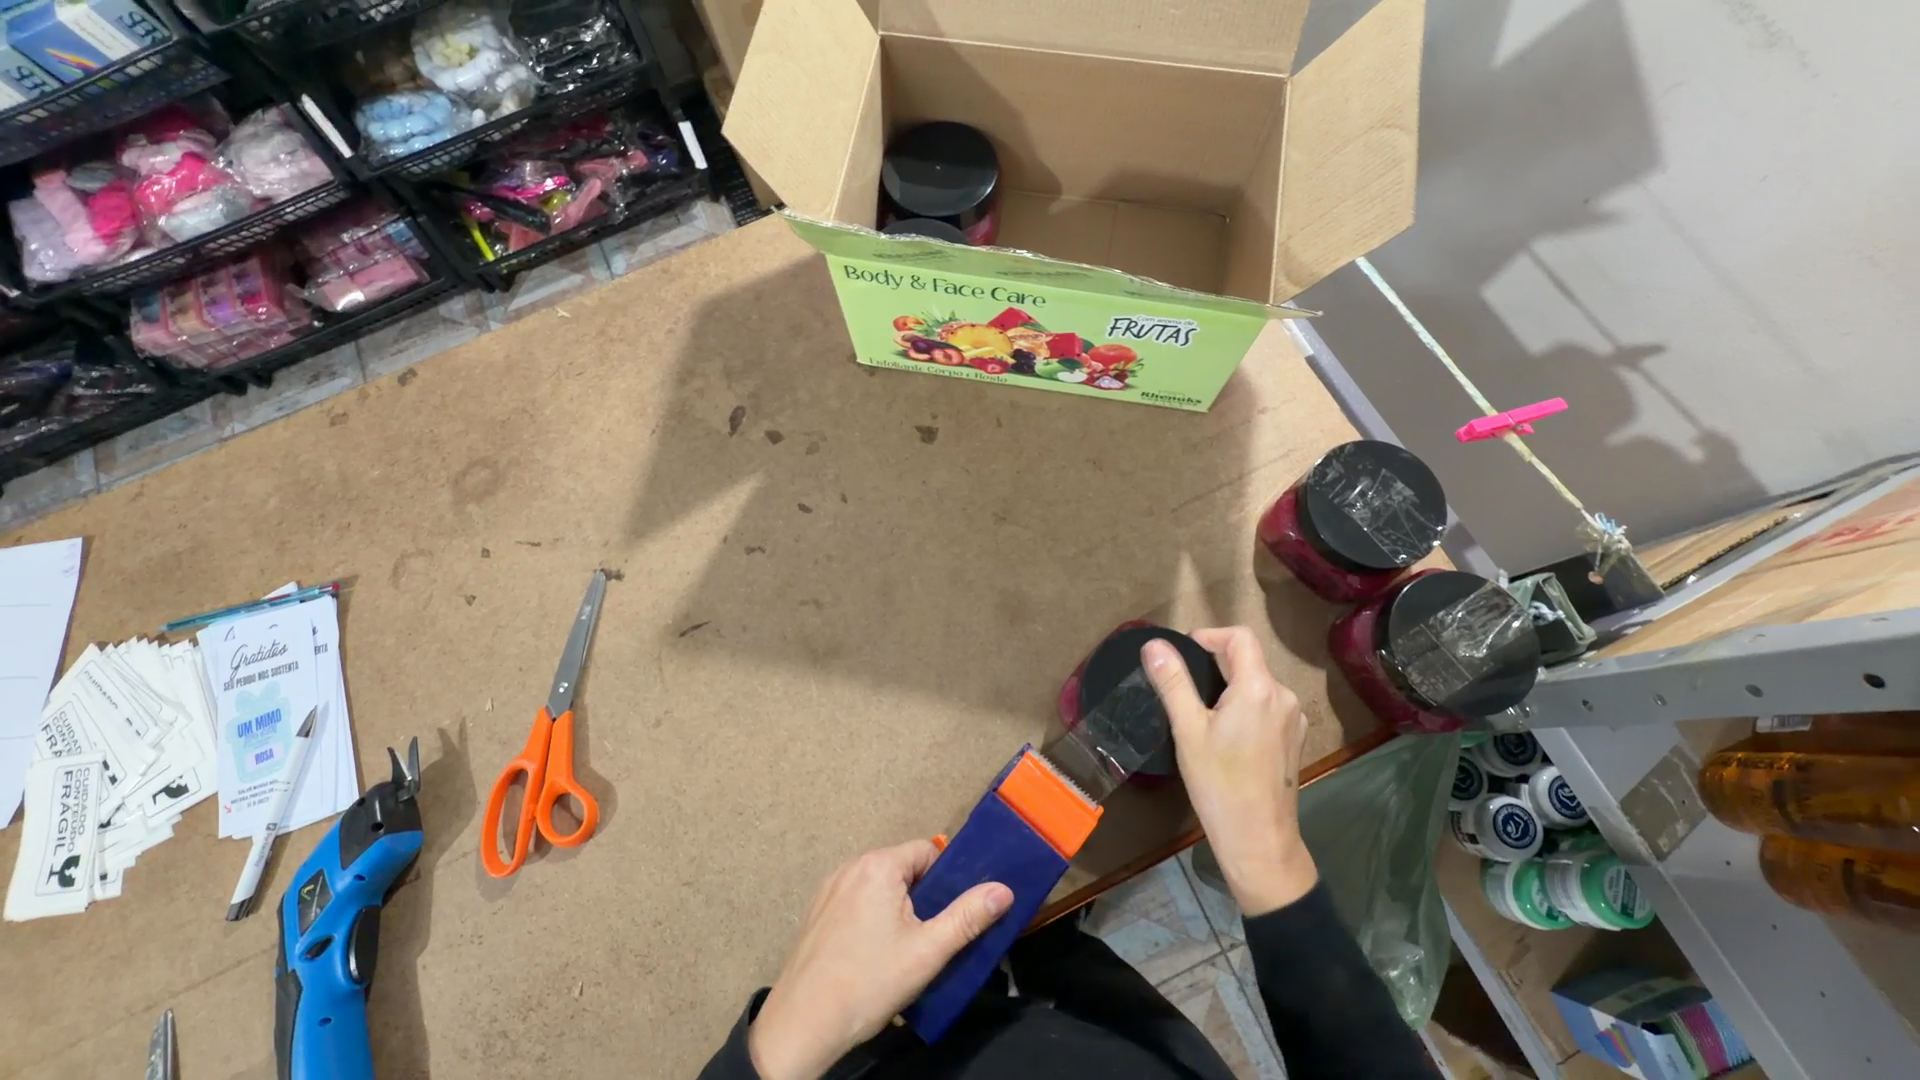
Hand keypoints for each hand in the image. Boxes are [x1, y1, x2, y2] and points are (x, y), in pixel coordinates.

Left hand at [748, 840, 1013, 1079]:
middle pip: (904, 869)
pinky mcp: (817, 913)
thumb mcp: (928, 951)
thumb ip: (968, 917)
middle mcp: (851, 867)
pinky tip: (875, 955)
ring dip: (898, 910)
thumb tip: (1004, 889)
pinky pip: (857, 902)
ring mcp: (829, 889)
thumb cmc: (869, 983)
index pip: (928, 851)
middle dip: (924, 897)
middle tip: (934, 936)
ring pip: (880, 888)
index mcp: (878, 866)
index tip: (953, 913)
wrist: (803, 1025)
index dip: (947, 879)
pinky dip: (873, 919)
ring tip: (906, 949)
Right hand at [1144, 626, 1317, 915]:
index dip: (1209, 635)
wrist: (1258, 839)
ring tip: (1200, 713)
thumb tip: (1154, 645)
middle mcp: (1284, 696)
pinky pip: (1266, 707)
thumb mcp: (1188, 730)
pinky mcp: (1293, 739)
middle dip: (1215, 664)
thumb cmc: (1219, 784)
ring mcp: (1293, 719)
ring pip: (1257, 685)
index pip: (1239, 637)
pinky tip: (1225, 735)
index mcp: (1259, 688)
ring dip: (1229, 687)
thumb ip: (1173, 682)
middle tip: (1182, 686)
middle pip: (1248, 661)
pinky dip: (1244, 707)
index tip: (1184, 651)